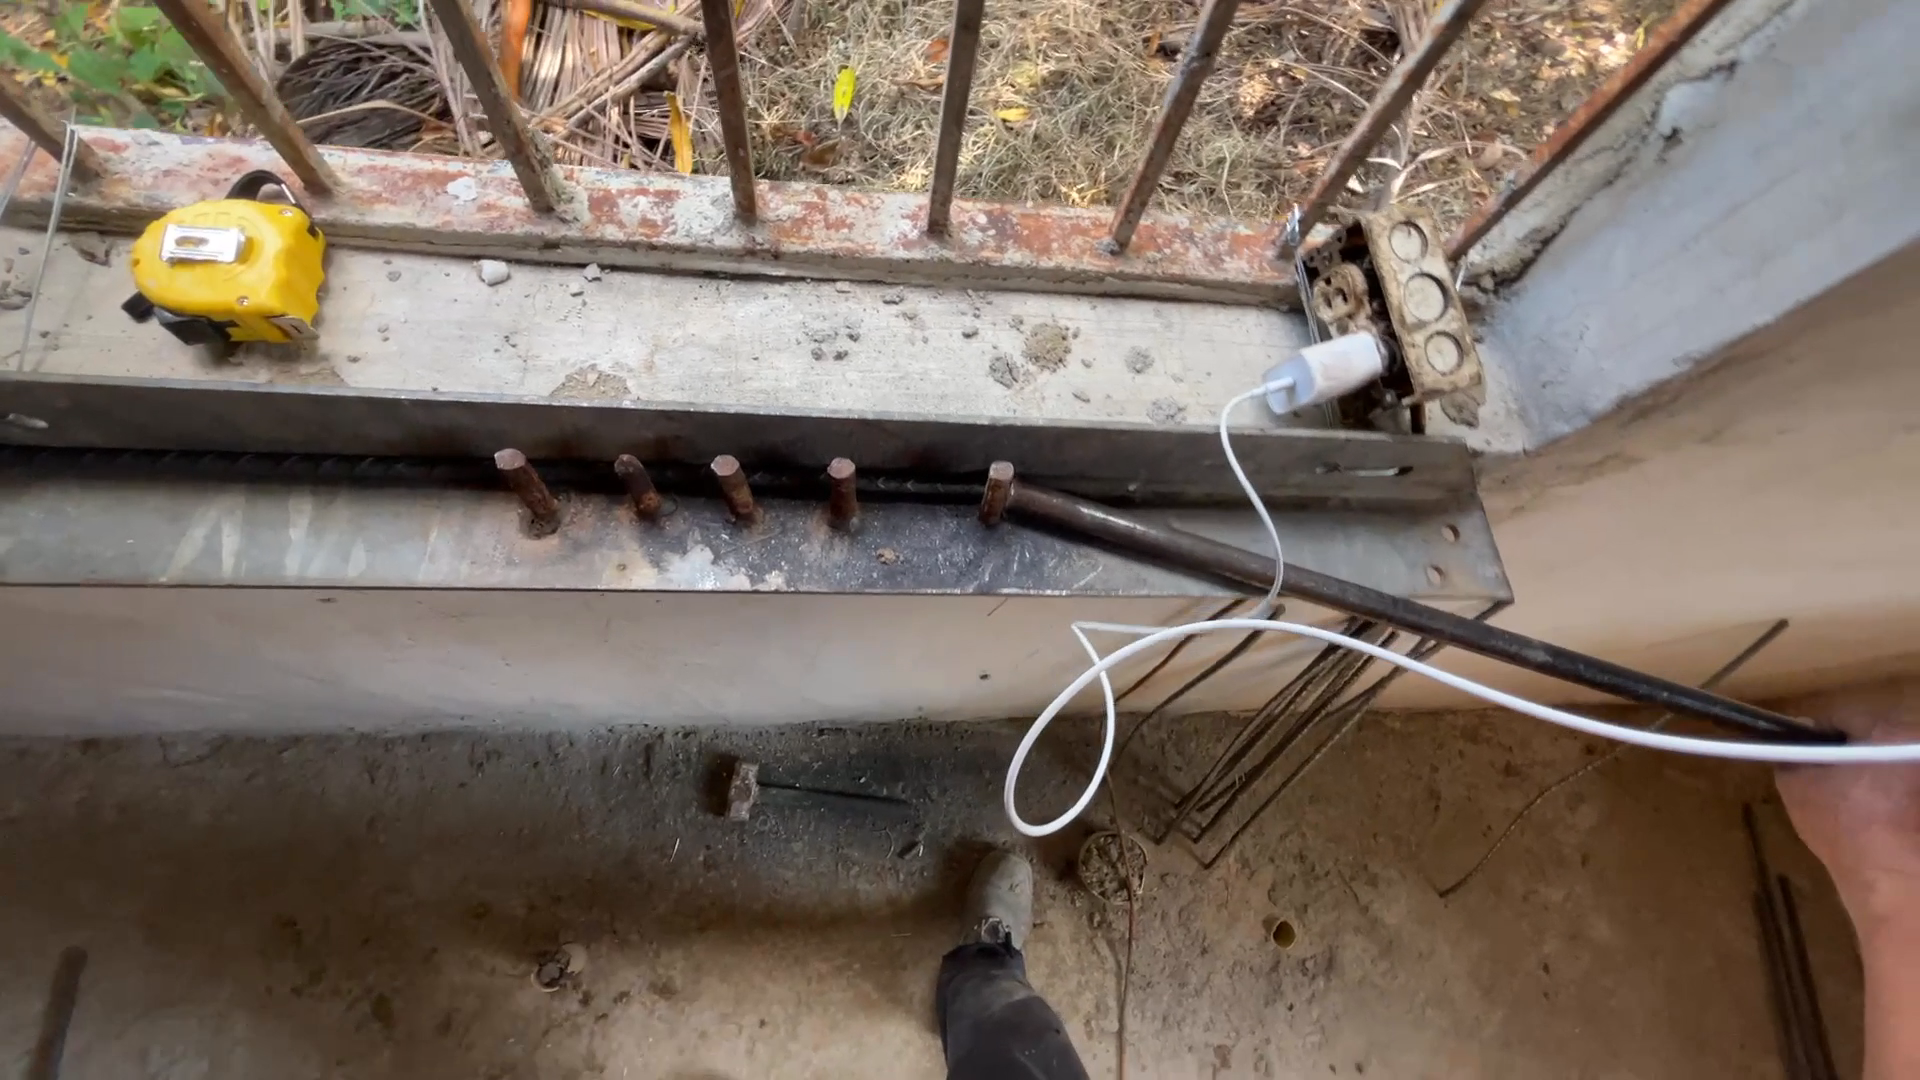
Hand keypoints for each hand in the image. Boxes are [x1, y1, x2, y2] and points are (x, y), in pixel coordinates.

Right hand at [1775, 677, 1919, 923]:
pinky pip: (1912, 795)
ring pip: (1903, 770)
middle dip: (1861, 755)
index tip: (1802, 750)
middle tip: (1837, 777)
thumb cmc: (1846, 822)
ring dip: (1888, 779)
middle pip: (1884, 742)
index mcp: (1891, 732)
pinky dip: (1905, 804)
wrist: (1901, 878)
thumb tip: (1794, 743)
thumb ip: (1792, 753)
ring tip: (1867, 804)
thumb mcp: (1795, 782)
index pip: (1844, 718)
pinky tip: (1894, 823)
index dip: (1818, 734)